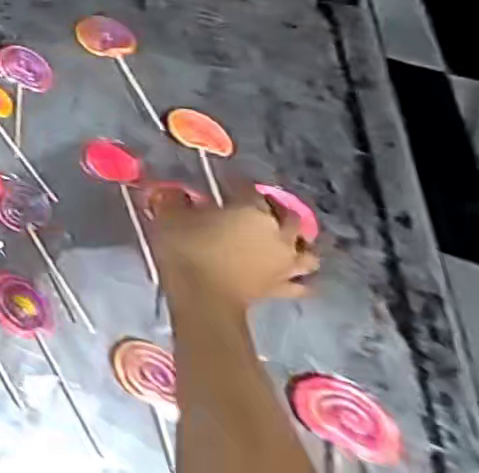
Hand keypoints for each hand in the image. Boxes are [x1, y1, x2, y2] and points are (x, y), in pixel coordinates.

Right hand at [152, 189, 318, 309]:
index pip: (249, 189)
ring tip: (284, 239)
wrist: (202, 297)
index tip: (222, 182)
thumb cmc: (187, 248)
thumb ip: (176, 199)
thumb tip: (179, 193)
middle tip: (256, 206)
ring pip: (307, 251)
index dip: (235, 183)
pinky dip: (301, 277)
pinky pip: (303, 283)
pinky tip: (292, 273)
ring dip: (299, 243)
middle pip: (288, 216)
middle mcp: (277, 234)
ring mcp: (286, 264)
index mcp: (252, 210)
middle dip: (275, 209)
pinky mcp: (283, 289)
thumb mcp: (171, 214)